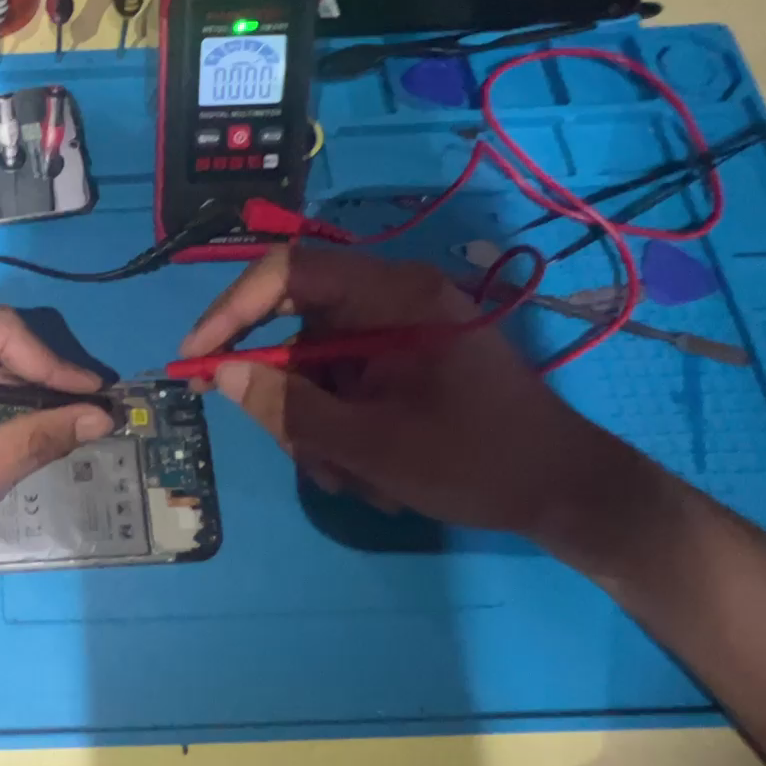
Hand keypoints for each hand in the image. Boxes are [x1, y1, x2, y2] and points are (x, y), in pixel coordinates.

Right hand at [181, 246, 659, 541]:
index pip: (288, 271)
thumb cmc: (481, 462)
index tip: (196, 359)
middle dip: (283, 394)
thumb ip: (289, 407)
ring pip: (310, 365)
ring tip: (347, 477)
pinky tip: (365, 471)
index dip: (230, 309)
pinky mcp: (396, 359)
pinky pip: (336, 383)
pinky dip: (334, 426)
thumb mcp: (374, 445)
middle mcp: (388, 299)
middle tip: (294, 449)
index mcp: (393, 295)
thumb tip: (218, 373)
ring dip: (312, 424)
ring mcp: (392, 330)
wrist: (568, 494)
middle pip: (293, 327)